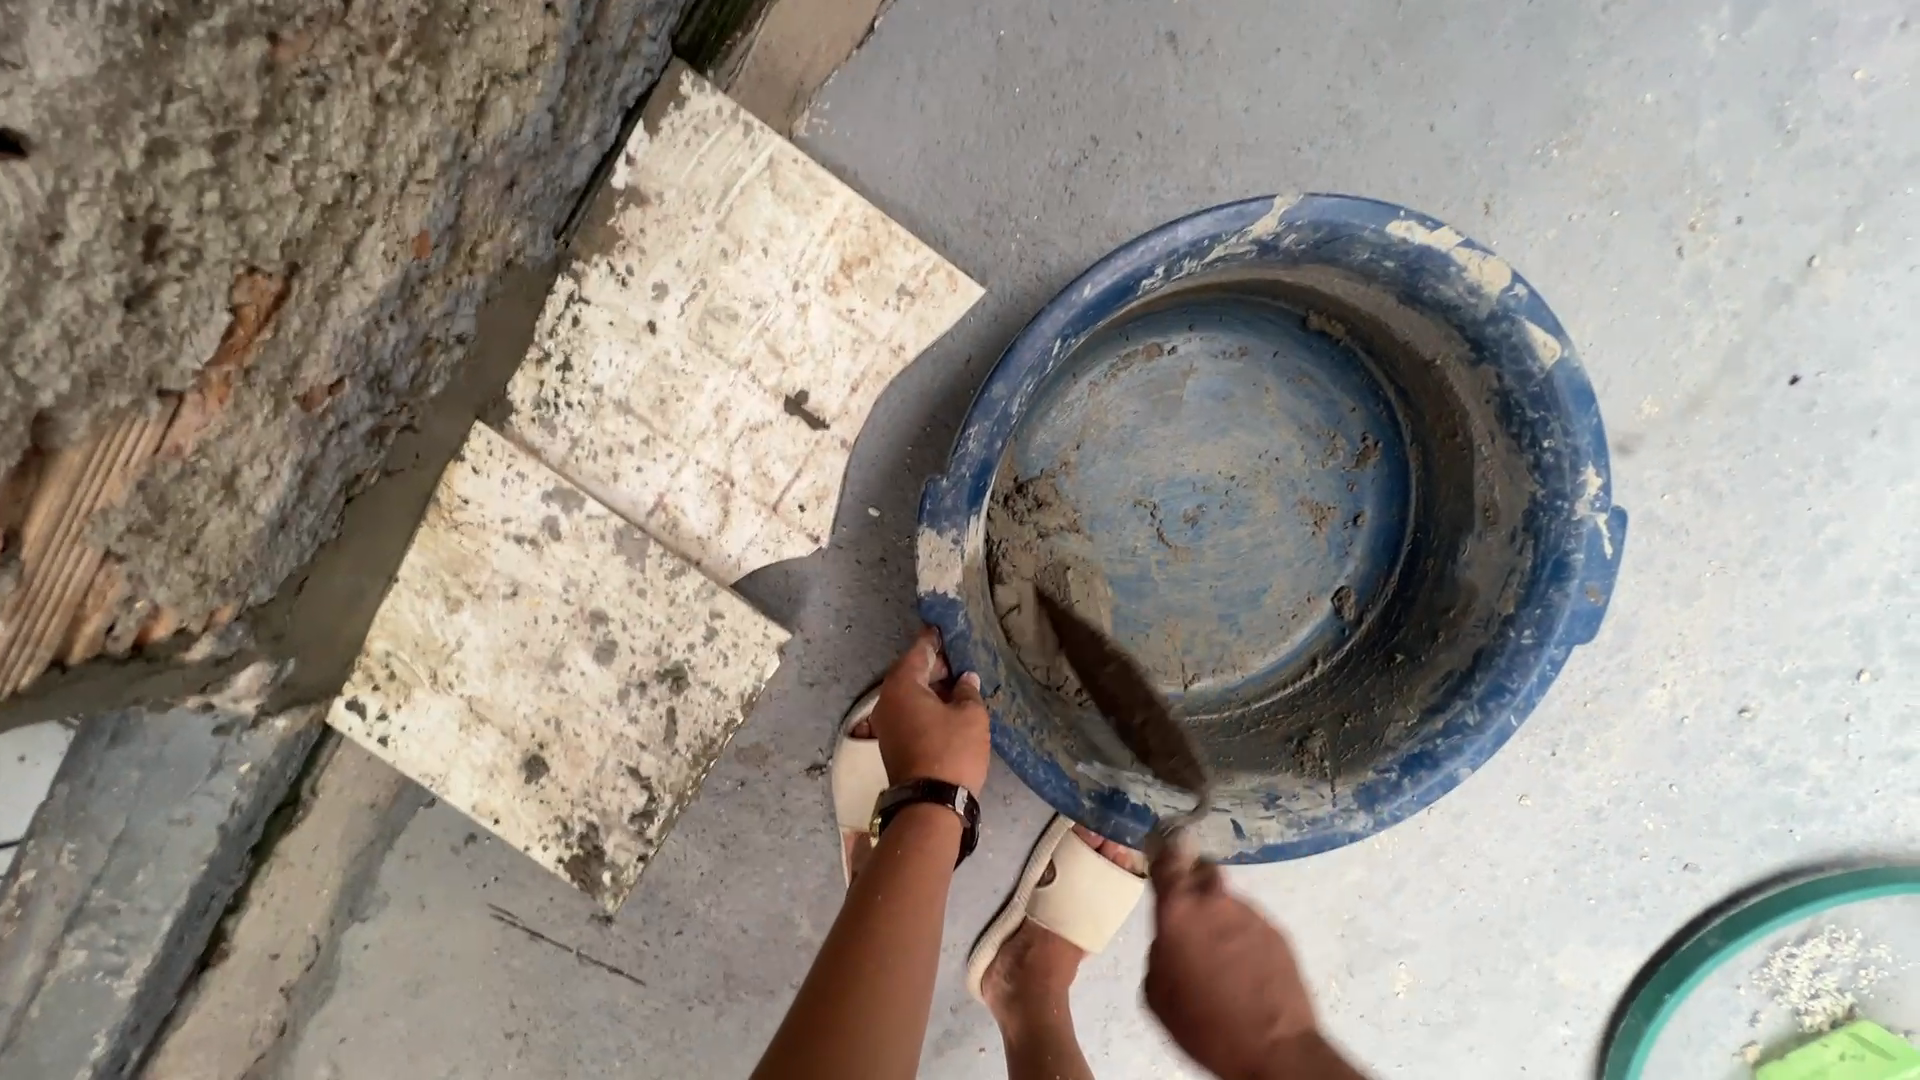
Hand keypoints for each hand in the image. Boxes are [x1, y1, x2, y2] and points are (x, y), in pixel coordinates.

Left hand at [869, 627, 990, 792]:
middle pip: (912, 671)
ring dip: (932, 687)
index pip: (919, 650)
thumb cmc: (952, 752)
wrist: (931, 805)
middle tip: (961, 658)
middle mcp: (887, 700)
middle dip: (936, 664)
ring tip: (960, 682)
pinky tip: (948, 707)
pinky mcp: (892, 742)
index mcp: (902, 685)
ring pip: (911, 694)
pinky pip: (909, 711)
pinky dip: (926, 704)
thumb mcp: (970, 716)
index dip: (934, 638)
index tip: (945, 626)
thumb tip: (964, 679)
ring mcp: (886, 723)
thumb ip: (967, 691)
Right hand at [1145, 837, 1323, 1079]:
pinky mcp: (1278, 933)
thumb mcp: (1157, 993)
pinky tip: (1245, 972)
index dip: (1162, 851)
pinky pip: (1251, 924)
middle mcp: (1214, 900)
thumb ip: (1158, 951)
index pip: (1167, 860)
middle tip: (1190, 919)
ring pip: (1226, 902)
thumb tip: (1169, 940)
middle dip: (1193, 888)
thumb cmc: (1205, 1024)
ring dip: (1220, 918)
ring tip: (1222, 959)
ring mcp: (1251, 913)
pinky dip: (1244, 939)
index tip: (1161, 846)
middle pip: (1201, 874)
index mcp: (1178, 909)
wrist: (1277, 1051)